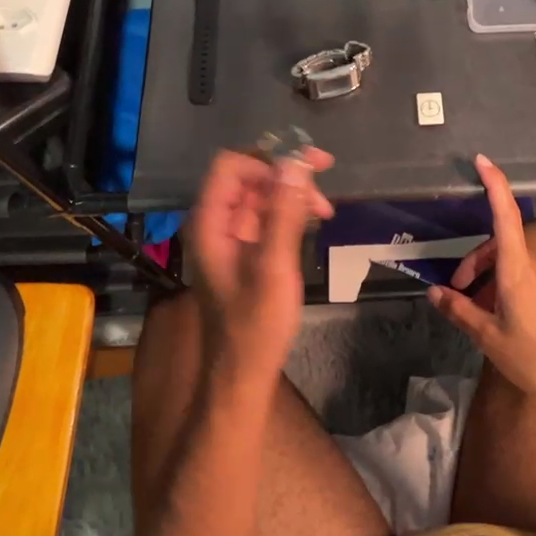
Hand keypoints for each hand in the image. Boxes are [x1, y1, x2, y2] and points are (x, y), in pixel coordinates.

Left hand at [185, 147, 334, 380]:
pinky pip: (265, 216)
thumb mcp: (274, 267)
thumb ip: (284, 213)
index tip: (308, 171)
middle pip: (248, 176)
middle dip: (286, 173)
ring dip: (292, 193)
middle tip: (325, 178)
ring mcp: (229, 238)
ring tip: (325, 210)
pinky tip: (312, 221)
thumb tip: (296, 164)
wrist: (242, 373)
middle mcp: (214, 223)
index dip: (268, 162)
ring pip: (260, 194)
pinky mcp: (244, 252)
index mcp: (209, 223)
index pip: (231, 166)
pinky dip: (289, 211)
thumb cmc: (255, 325)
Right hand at [426, 155, 535, 420]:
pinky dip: (520, 290)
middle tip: (460, 293)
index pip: (504, 215)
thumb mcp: (489, 339)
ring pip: (521, 267)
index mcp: (519, 270)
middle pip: (504, 247)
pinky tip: (516, 321)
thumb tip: (435, 293)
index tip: (483, 161)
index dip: (494, 184)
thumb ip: (460, 311)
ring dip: (499, 281)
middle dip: (478, 264)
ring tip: (487, 316)